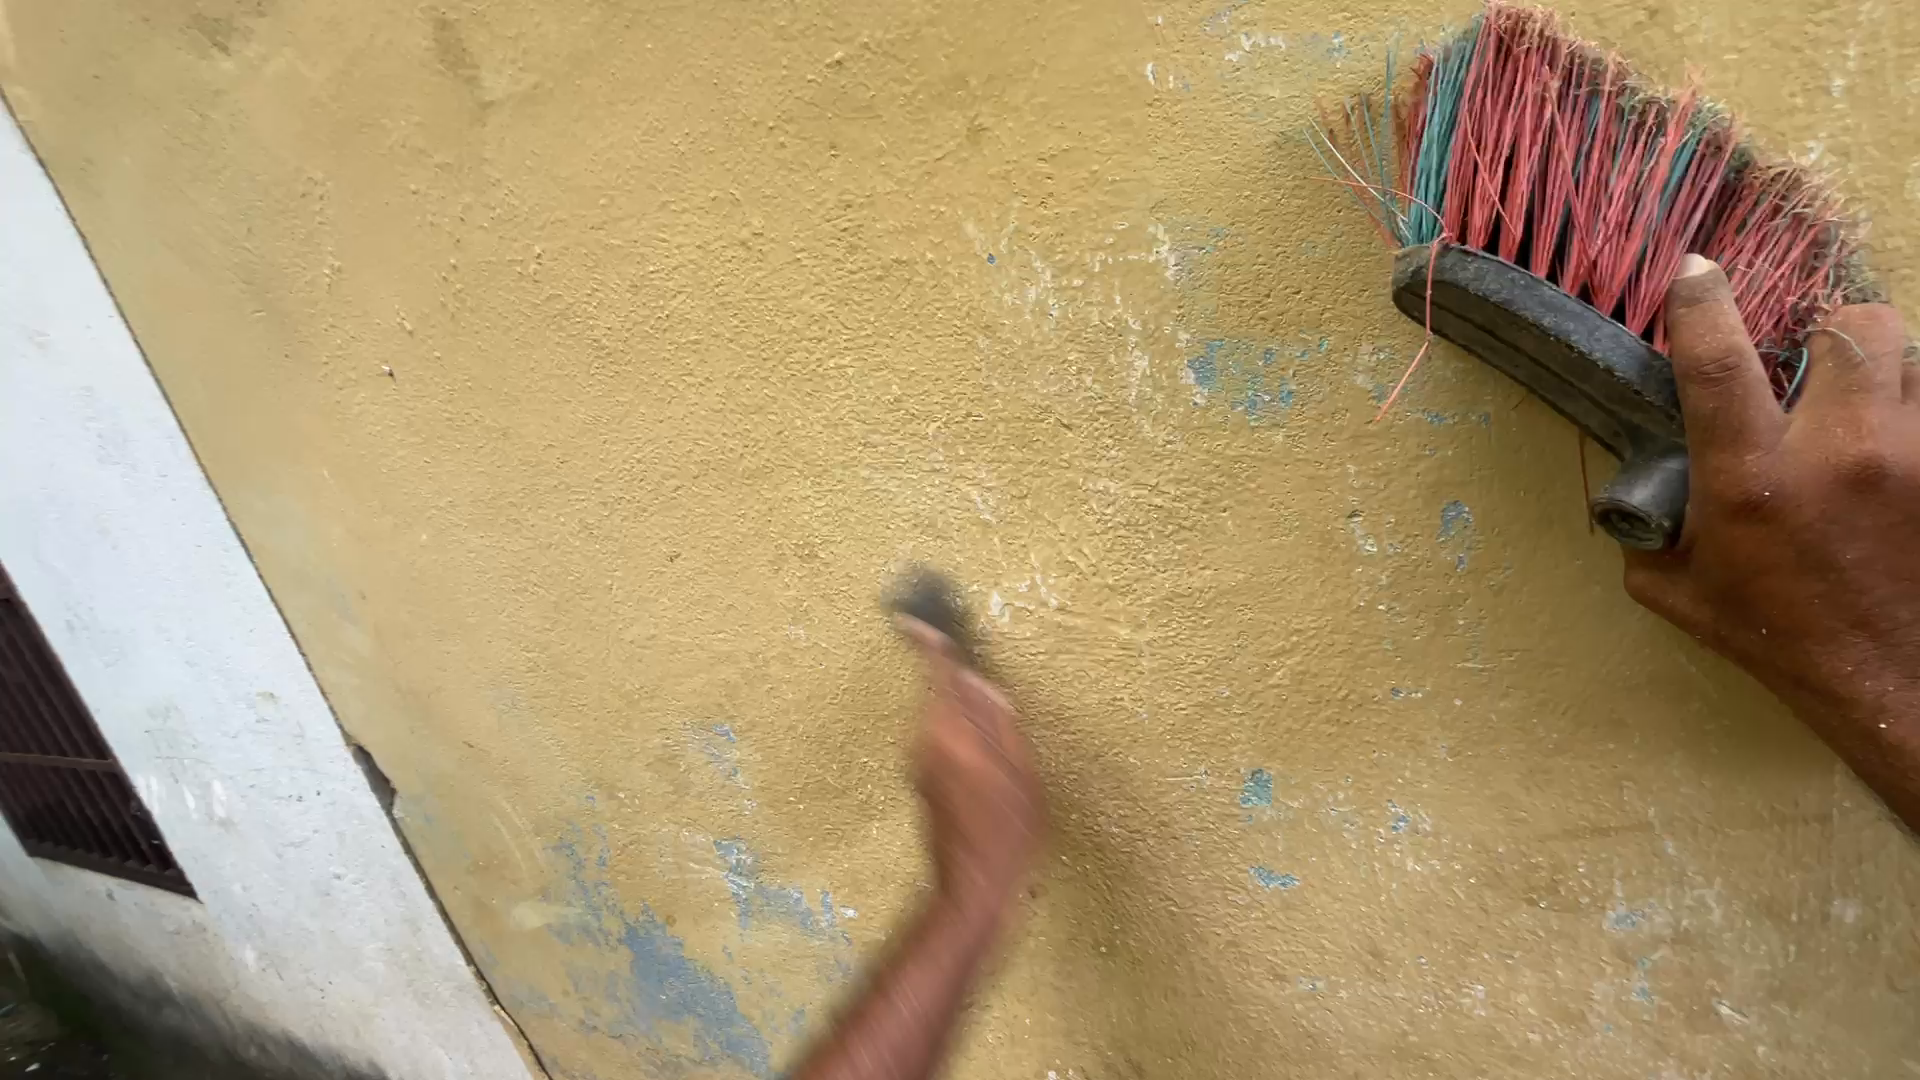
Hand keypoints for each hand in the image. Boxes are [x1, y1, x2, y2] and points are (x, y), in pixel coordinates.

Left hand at [897, 617, 1046, 915]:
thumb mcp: (1022, 770)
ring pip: (941, 714)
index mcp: (950, 729)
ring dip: (963, 711)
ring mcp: (918, 759)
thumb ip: (998, 718)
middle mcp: (925, 738)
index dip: (924, 641)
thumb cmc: (1008, 828)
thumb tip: (979, 682)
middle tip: (992, 698)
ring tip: (999, 745)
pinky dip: (960, 733)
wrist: (972, 884)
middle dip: (961, 683)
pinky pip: (940, 735)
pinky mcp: (920, 776)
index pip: (935, 672)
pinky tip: (986, 763)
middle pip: (940, 692)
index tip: (909, 616)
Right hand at [1624, 254, 1919, 827]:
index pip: (1717, 372)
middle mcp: (1841, 454)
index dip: (1701, 310)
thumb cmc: (1763, 630)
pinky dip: (1902, 400)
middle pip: (1856, 332)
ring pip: (1912, 353)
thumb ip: (1650, 522)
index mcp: (1750, 482)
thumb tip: (1644, 481)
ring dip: (1873, 352)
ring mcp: (1916, 458)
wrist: (1889, 676)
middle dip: (1823, 322)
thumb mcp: (1668, 581)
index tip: (1695, 270)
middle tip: (1798, 345)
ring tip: (1845, 382)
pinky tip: (1877, 434)